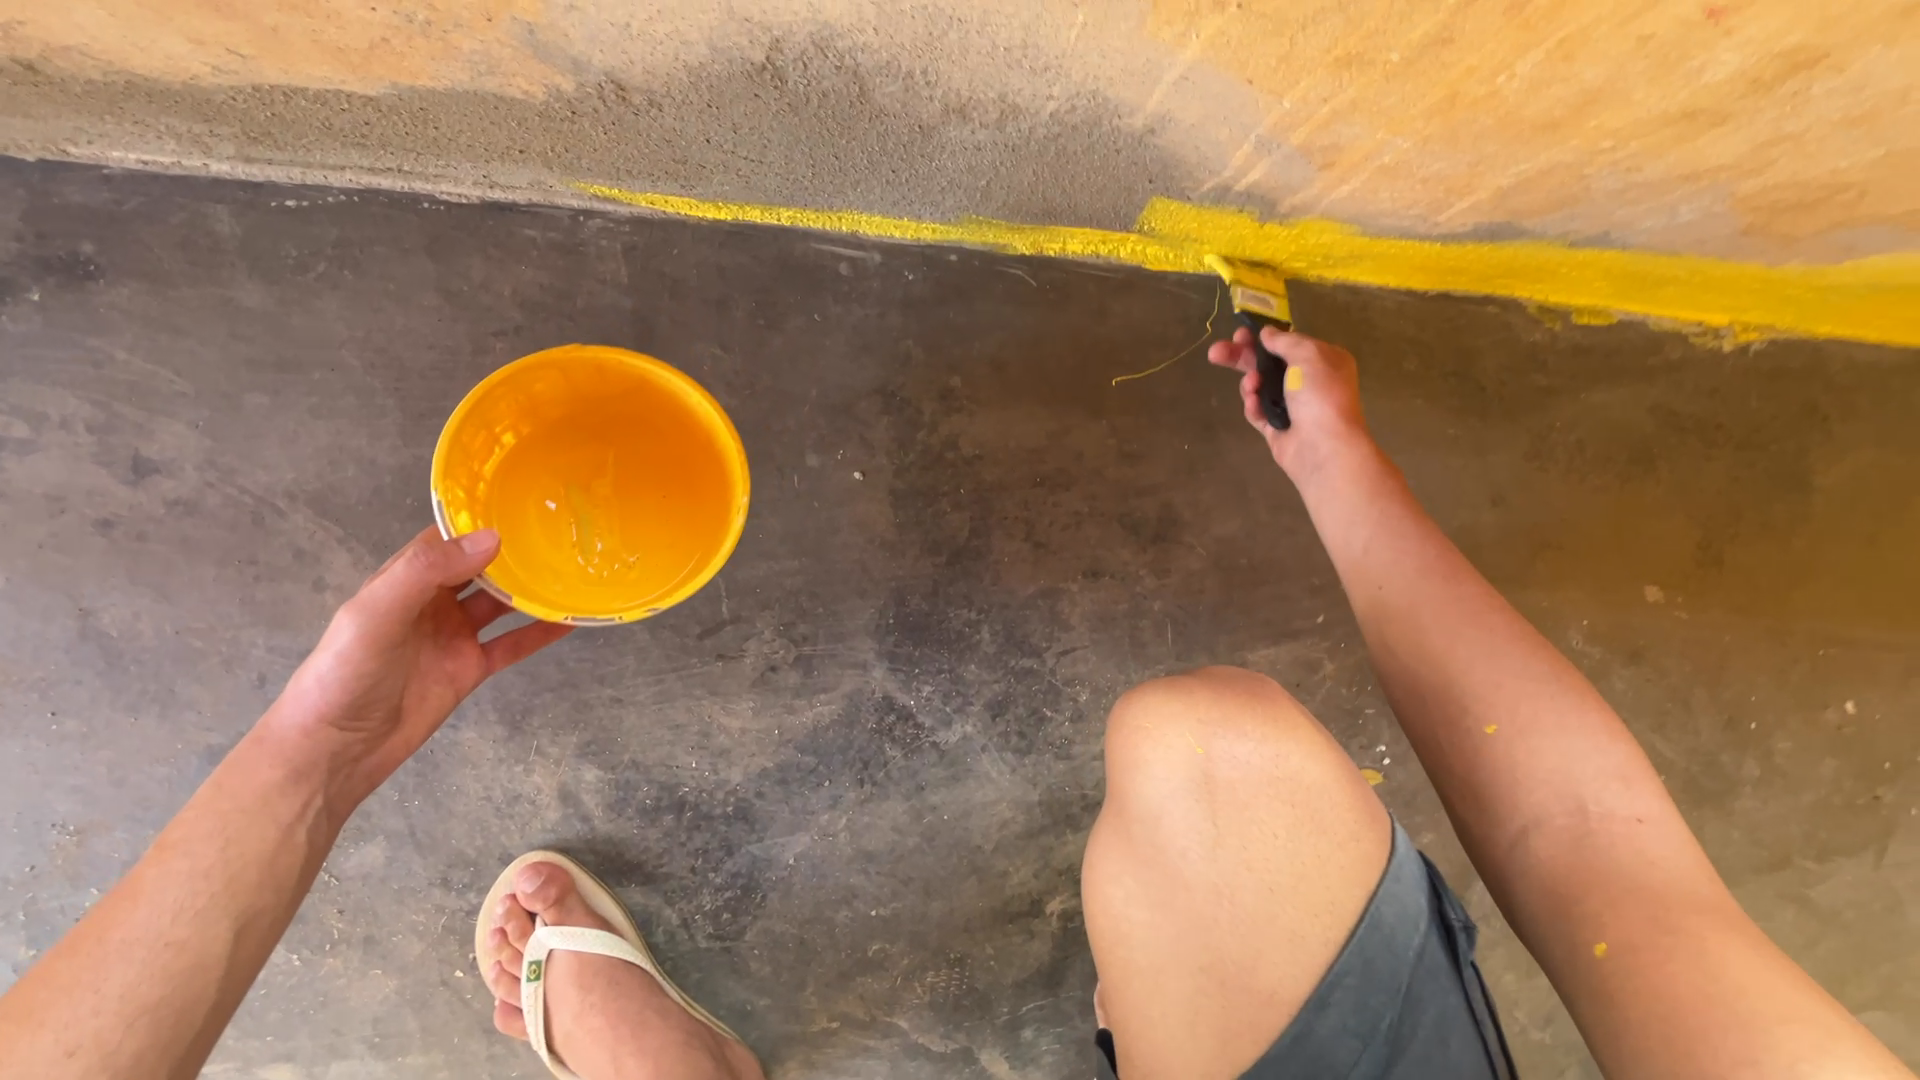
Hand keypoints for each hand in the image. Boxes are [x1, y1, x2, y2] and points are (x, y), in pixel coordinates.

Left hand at [263, 527, 571, 813]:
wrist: (336, 749)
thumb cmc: (346, 673)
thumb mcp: (377, 613)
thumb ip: (428, 572)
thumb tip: (494, 538)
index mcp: (405, 580)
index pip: (449, 540)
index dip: (482, 522)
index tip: (528, 505)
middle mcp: (434, 603)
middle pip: (484, 569)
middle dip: (518, 553)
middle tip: (566, 535)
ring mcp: (455, 636)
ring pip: (505, 604)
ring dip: (536, 591)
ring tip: (577, 572)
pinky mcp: (472, 668)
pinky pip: (515, 644)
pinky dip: (543, 633)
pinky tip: (573, 622)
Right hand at [1207, 326, 1373, 486]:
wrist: (1323, 445)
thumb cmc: (1320, 394)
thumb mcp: (1308, 355)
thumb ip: (1285, 340)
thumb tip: (1267, 333)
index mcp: (1322, 360)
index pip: (1288, 344)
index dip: (1262, 339)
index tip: (1239, 335)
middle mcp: (1308, 381)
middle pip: (1268, 364)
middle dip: (1242, 358)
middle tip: (1216, 353)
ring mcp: (1291, 405)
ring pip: (1259, 387)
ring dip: (1250, 383)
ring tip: (1251, 385)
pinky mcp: (1276, 427)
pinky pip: (1257, 411)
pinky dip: (1253, 406)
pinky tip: (1254, 403)